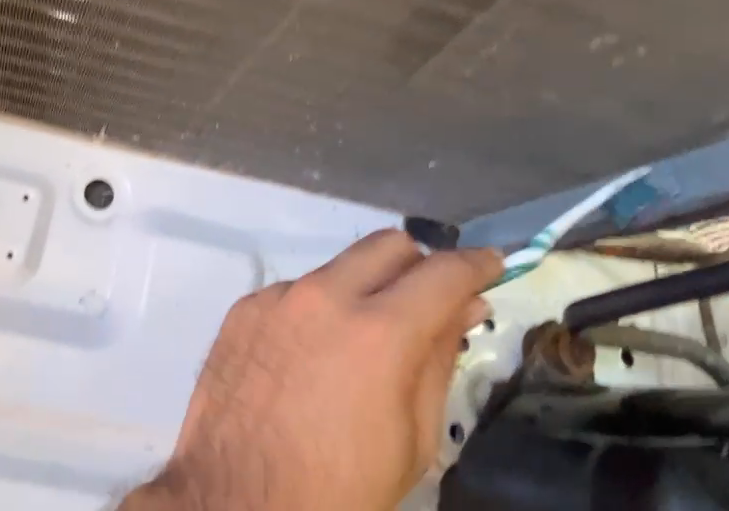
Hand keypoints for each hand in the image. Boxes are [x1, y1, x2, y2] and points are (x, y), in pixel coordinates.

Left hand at [121, 230, 499, 510]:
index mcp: (378, 332)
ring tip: (358, 346)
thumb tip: (464, 308)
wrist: (236, 503)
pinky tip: (310, 359)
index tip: (492, 264)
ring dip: (363, 290)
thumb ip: (439, 361)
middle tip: (427, 303)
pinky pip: (295, 291)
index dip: (476, 265)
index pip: (443, 273)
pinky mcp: (245, 308)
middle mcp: (326, 295)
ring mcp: (279, 297)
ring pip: (339, 267)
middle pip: (389, 244)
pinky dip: (317, 312)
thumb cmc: (339, 488)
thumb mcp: (412, 440)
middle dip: (419, 265)